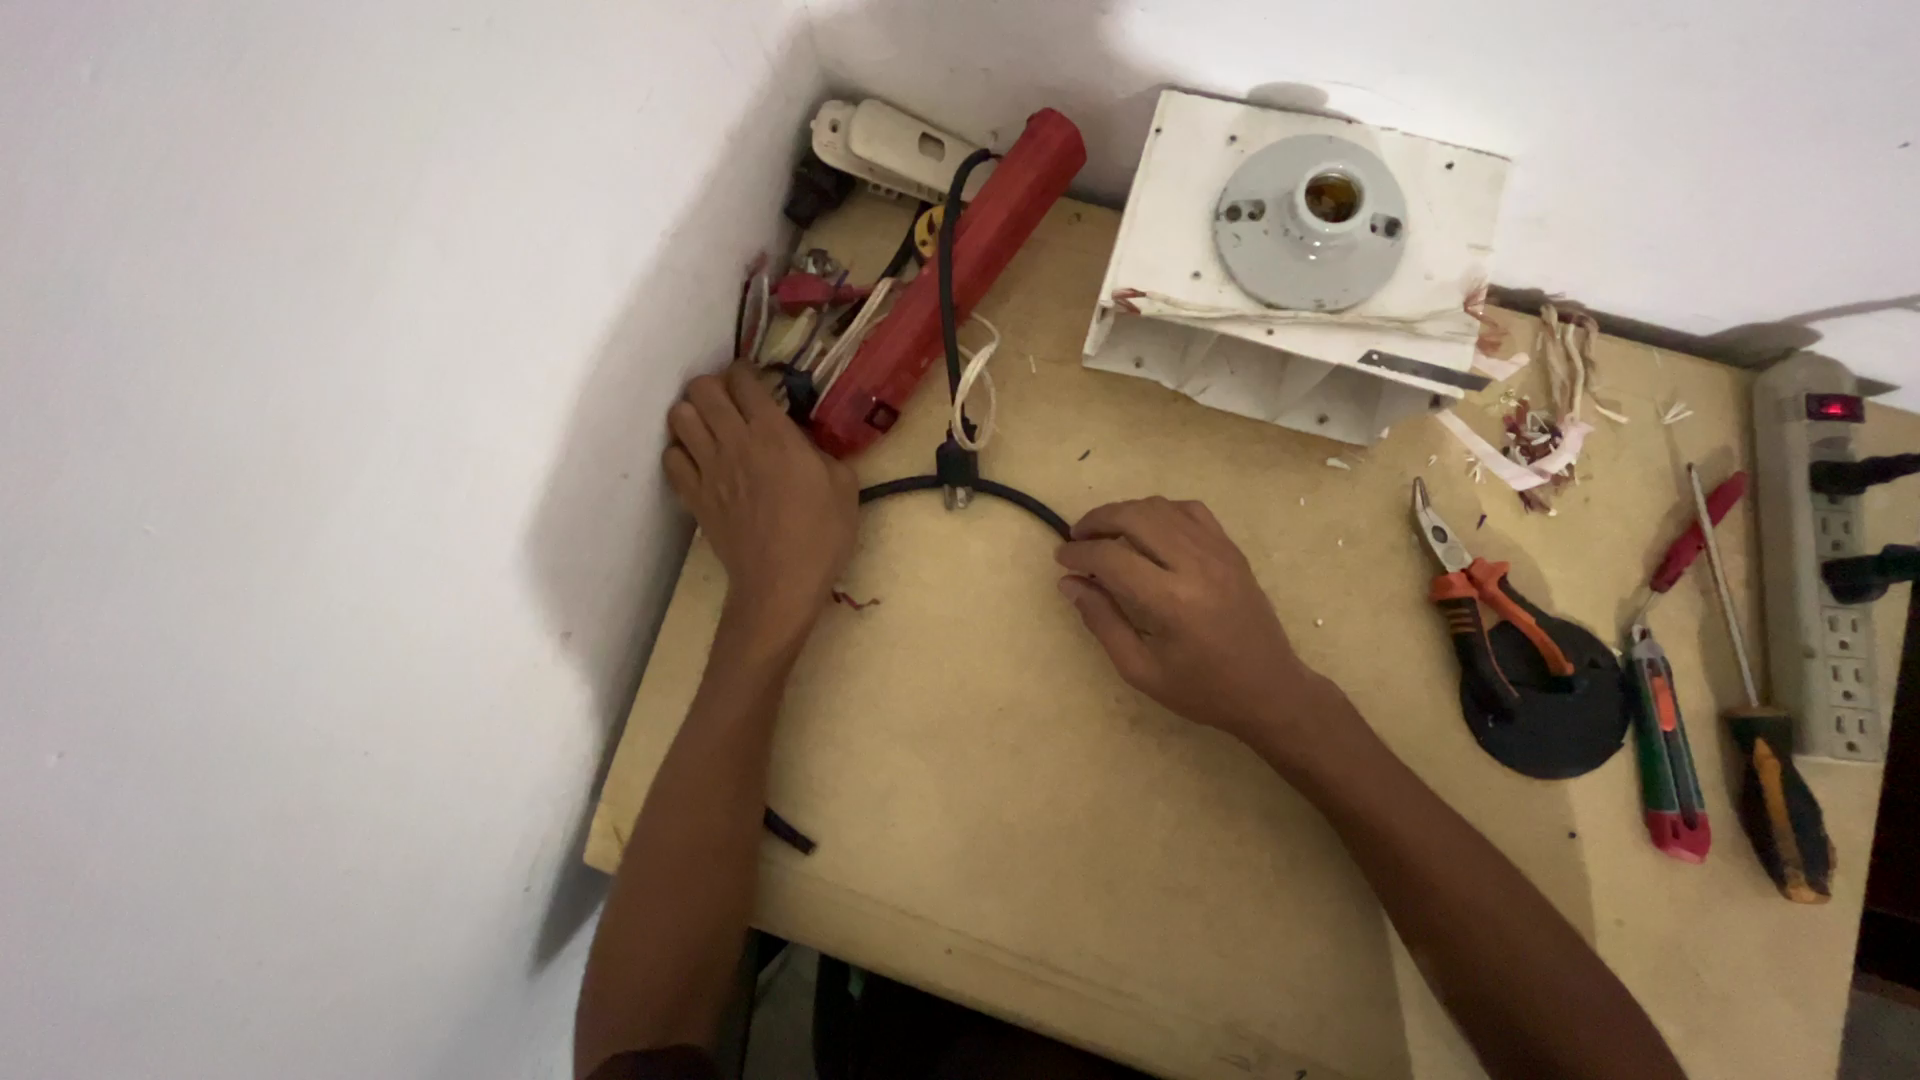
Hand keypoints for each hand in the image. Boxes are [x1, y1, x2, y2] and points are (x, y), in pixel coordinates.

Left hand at [664, 365, 858, 649]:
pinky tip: (699, 462)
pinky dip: (681, 453)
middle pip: (702, 389)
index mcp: (774, 432)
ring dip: (693, 415)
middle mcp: (734, 440)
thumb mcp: (844, 485)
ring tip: (710, 428)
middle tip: (731, 402)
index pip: (744, 380)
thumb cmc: (822, 535)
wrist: (781, 583)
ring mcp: (708, 468)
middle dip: (715, 387)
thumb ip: (822, 452)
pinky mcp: (694, 496)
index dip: (746, 373)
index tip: (755, 382)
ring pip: (679, 417)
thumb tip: (803, 443)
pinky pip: (671, 458)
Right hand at [1054, 497, 1349, 745]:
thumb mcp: (1140, 669)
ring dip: (1126, 512)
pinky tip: (1148, 530)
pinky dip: (1161, 511)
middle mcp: (1196, 565)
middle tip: (1077, 539)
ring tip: (1105, 532)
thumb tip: (1069, 583)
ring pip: (1161, 507)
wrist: (1270, 691)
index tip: (1061, 560)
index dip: (1079, 554)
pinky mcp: (1232, 550)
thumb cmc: (1202, 690)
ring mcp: (1218, 552)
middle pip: (1135, 517)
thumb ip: (1101, 621)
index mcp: (1171, 602)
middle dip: (1097, 521)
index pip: (1111, 558)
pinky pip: (1191, 510)